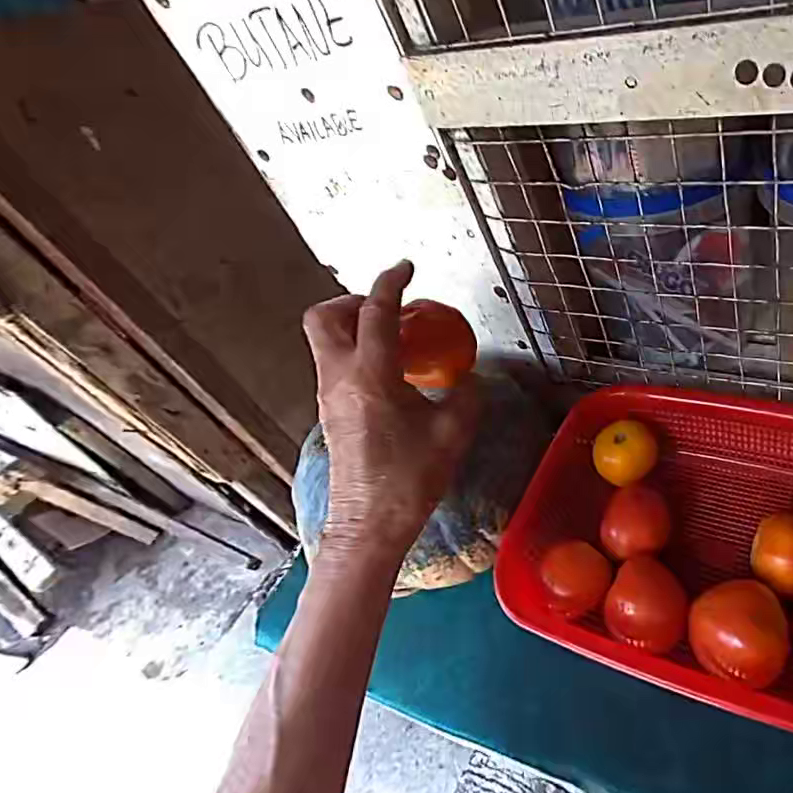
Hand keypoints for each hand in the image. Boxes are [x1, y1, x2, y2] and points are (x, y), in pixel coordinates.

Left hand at [302, 260, 480, 562]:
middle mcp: (340, 380)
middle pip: (324, 317)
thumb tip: (468, 378)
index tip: (405, 267)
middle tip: (394, 307)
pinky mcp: (332, 411)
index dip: (391, 284)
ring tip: (401, 336)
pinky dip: (361, 350)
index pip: (375, 314)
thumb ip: (466, 393)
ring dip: (357, 325)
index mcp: (371, 377)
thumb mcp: (454, 430)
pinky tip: (397, 369)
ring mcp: (330, 396)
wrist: (371, 525)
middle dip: (355, 300)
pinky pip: (338, 363)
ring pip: (326, 340)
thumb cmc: (412, 477)